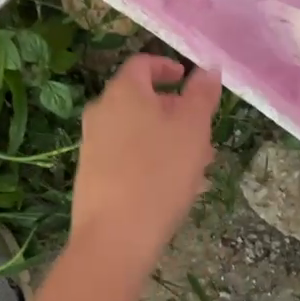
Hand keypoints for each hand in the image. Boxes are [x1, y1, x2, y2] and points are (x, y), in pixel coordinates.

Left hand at [70, 55, 221, 274]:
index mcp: (123, 91)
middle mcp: (101, 110)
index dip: (167, 67)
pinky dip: (150, 160)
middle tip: (202, 134)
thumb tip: (208, 68)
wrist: (114, 236)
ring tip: (197, 168)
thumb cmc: (159, 173)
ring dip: (166, 140)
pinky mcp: (91, 173)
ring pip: (136, 131)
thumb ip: (201, 95)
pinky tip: (173, 189)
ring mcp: (92, 142)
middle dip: (174, 112)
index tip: (187, 79)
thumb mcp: (192, 130)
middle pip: (140, 99)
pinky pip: (126, 156)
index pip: (143, 64)